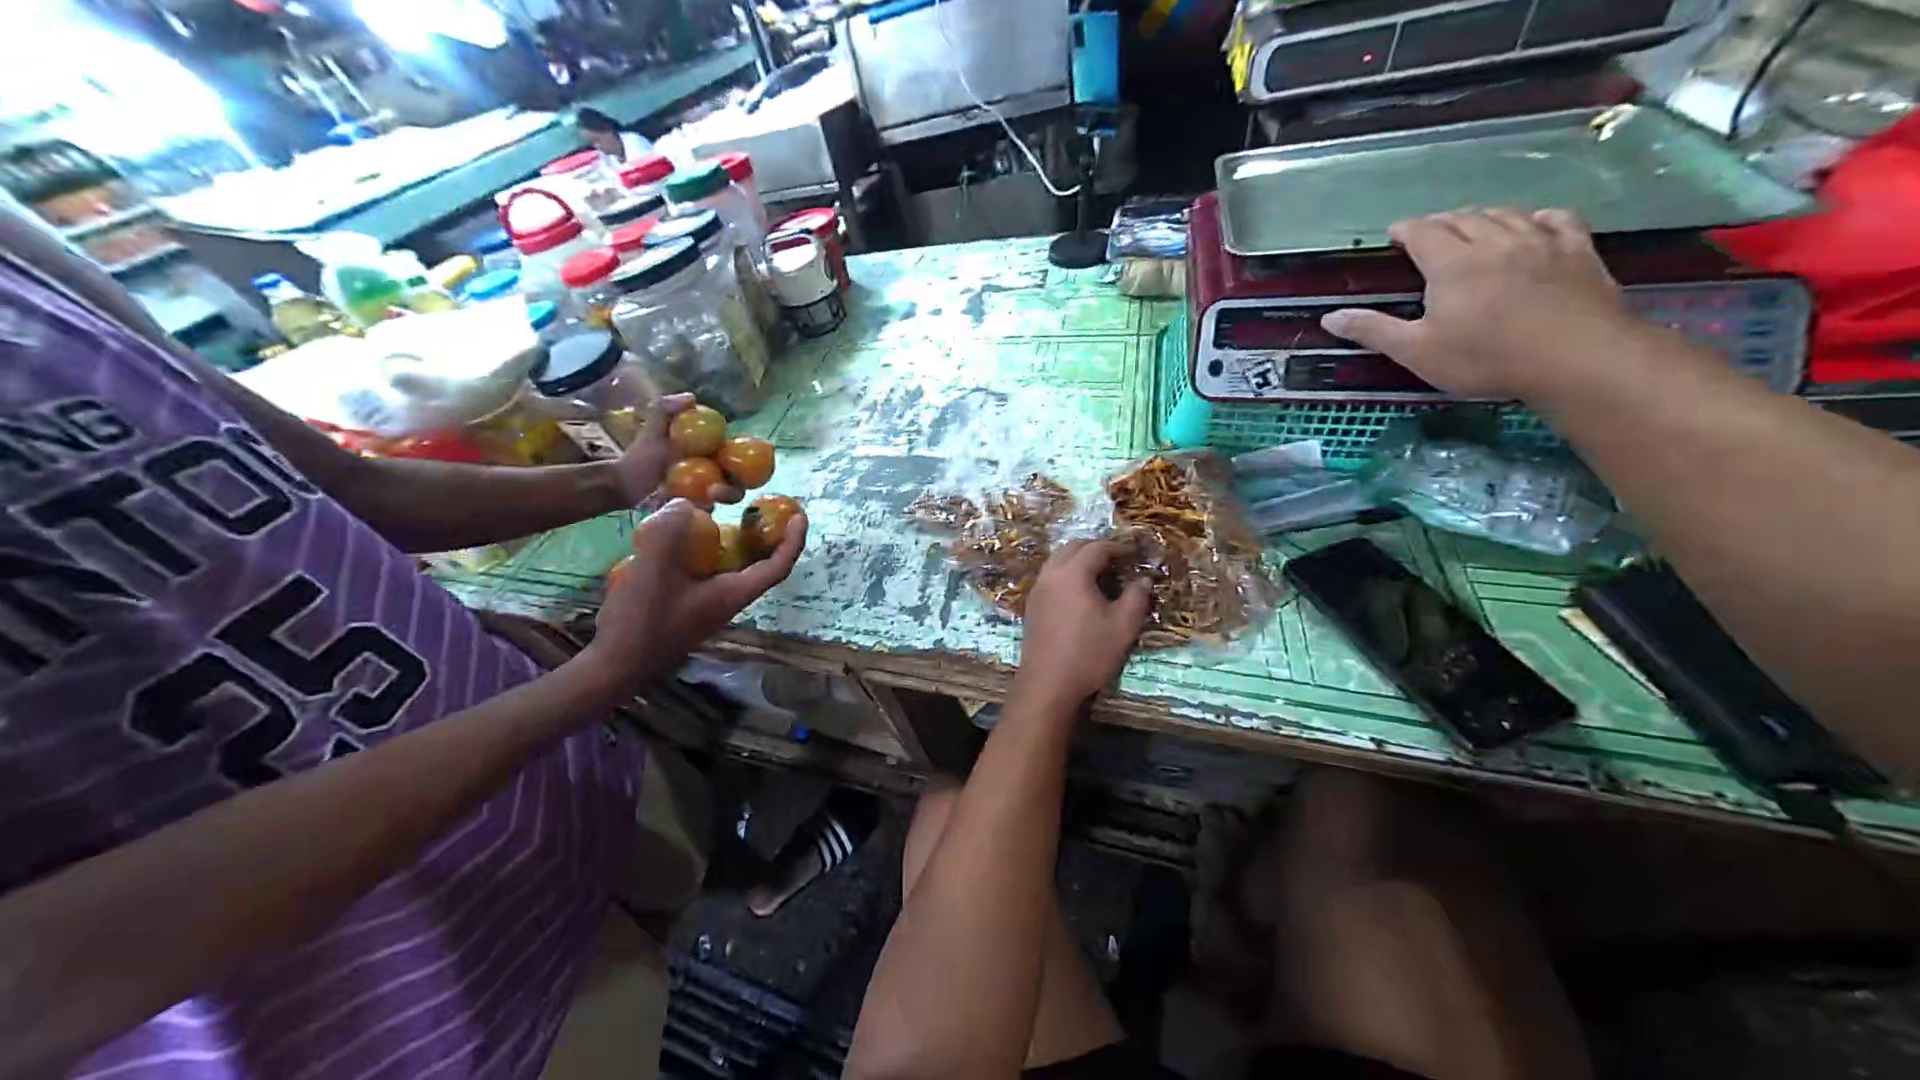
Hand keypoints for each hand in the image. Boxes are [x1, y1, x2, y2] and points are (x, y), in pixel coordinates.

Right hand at [583, 499, 806, 690]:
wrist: (612, 668)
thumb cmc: (640, 620)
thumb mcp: (653, 567)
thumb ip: (670, 531)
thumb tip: (686, 505)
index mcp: (733, 594)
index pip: (778, 566)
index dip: (793, 540)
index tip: (798, 516)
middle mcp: (727, 601)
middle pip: (758, 565)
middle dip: (765, 536)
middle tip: (759, 508)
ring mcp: (708, 607)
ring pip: (732, 569)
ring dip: (733, 542)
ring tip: (722, 515)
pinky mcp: (688, 608)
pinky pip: (708, 574)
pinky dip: (706, 553)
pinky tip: (683, 539)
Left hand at [611, 393, 743, 507]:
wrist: (624, 485)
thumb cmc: (640, 457)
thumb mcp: (652, 431)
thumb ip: (665, 409)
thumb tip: (691, 397)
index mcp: (711, 452)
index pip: (739, 455)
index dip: (753, 459)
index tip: (748, 462)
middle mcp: (715, 472)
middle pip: (740, 479)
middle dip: (737, 482)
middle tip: (719, 486)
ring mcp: (709, 493)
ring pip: (731, 495)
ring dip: (727, 495)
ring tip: (710, 495)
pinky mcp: (699, 508)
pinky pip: (713, 509)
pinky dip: (709, 508)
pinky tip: (697, 507)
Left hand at [1015, 540, 1151, 710]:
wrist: (1047, 683)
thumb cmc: (1089, 653)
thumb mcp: (1123, 626)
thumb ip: (1136, 597)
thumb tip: (1143, 579)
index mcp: (1072, 573)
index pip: (1096, 548)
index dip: (1118, 547)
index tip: (1134, 554)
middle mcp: (1050, 574)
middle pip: (1072, 547)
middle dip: (1096, 548)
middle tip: (1118, 559)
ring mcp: (1037, 589)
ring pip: (1058, 560)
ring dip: (1079, 559)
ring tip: (1101, 574)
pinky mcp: (1032, 605)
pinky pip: (1050, 576)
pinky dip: (1067, 573)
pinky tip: (1081, 592)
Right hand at [1320, 208, 1633, 398]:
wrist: (1576, 357)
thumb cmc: (1486, 358)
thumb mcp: (1417, 351)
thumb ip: (1373, 330)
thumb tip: (1329, 317)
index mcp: (1452, 263)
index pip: (1423, 232)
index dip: (1405, 230)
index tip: (1394, 234)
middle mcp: (1495, 241)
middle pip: (1463, 218)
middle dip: (1440, 221)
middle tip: (1427, 233)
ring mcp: (1541, 242)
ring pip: (1505, 214)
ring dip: (1481, 216)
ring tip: (1470, 226)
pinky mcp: (1577, 251)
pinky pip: (1554, 219)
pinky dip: (1534, 217)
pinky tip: (1531, 225)